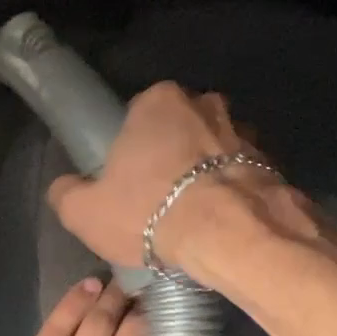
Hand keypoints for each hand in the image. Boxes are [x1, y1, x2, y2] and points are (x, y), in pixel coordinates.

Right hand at [47, 84, 287, 285]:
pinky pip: (237, 175)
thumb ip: (66, 193)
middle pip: (176, 131)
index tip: (123, 181)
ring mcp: (243, 129)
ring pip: (210, 152)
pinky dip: (225, 193)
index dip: (127, 150)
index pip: (135, 117)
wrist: (230, 234)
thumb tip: (65, 187)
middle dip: (167, 159)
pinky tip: (213, 224)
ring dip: (199, 176)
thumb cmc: (148, 212)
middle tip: (153, 202)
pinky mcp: (271, 160)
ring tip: (186, 219)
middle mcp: (205, 102)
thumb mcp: (83, 212)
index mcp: (157, 100)